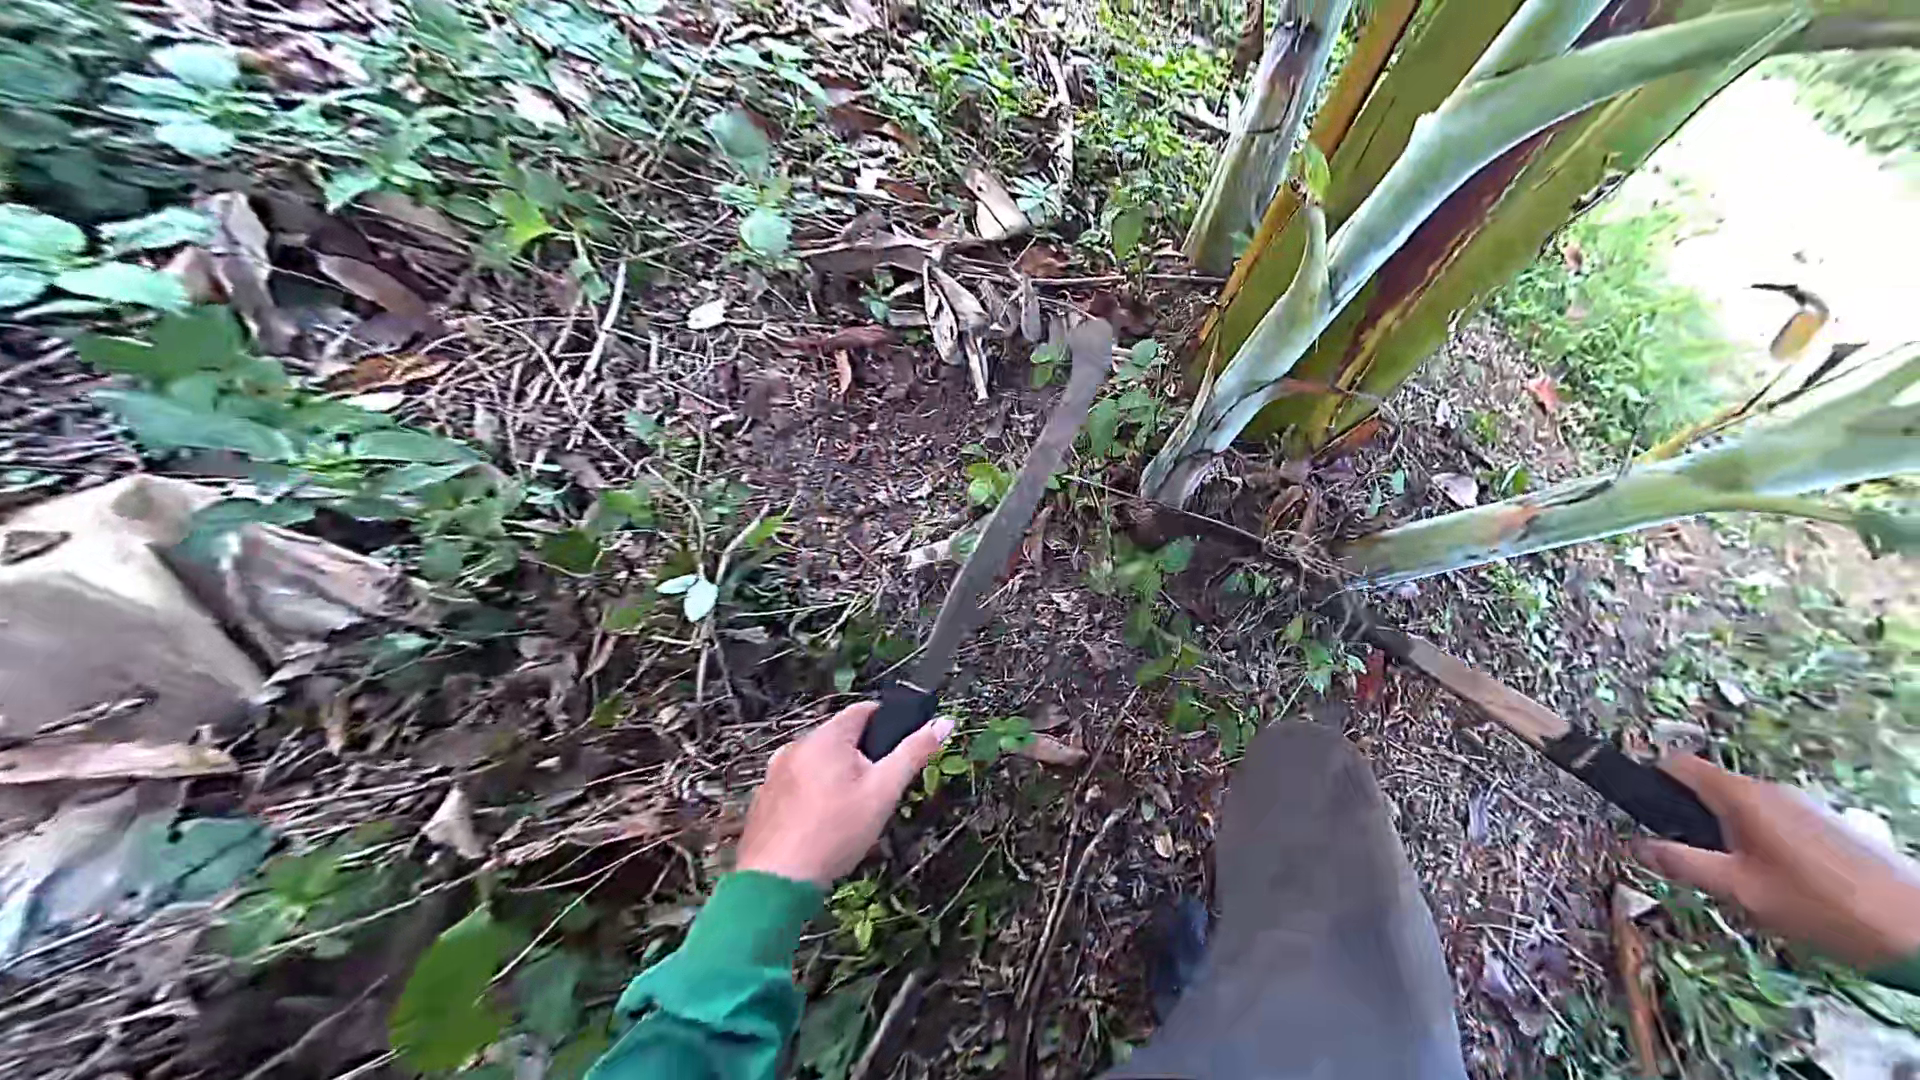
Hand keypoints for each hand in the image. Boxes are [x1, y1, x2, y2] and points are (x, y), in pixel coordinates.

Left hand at [734, 702, 953, 886]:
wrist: (777, 882)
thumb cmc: (836, 832)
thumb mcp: (883, 792)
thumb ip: (913, 753)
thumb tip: (944, 722)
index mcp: (828, 736)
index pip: (864, 710)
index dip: (887, 722)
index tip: (899, 746)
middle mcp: (797, 745)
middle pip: (840, 737)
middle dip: (862, 755)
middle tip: (878, 788)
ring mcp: (776, 771)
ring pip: (818, 761)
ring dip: (836, 775)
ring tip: (851, 811)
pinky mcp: (764, 796)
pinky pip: (797, 783)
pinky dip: (812, 793)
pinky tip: (822, 823)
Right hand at [1637, 755, 1919, 967]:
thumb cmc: (1826, 907)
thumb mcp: (1739, 889)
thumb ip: (1679, 862)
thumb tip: (1637, 846)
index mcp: (1741, 796)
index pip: (1673, 763)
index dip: (1647, 777)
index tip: (1637, 802)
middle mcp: (1774, 792)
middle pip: (1709, 787)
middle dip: (1690, 814)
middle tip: (1690, 852)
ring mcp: (1810, 808)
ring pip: (1745, 807)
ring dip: (1729, 830)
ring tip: (1740, 874)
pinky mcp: (1836, 829)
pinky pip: (1779, 822)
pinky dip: (1764, 841)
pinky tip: (1783, 881)